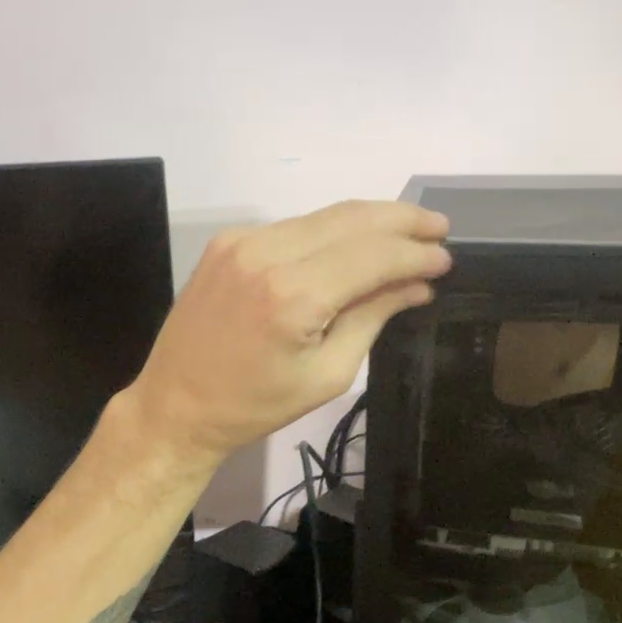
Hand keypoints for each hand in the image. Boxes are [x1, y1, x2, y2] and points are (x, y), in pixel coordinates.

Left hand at [121, 200, 450, 464]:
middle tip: (439, 228)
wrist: (176, 406)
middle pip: (350, 219)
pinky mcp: (226, 242)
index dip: (415, 253)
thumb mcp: (326, 375)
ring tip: (408, 230)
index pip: (373, 255)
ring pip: (322, 216)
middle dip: (401, 220)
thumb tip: (417, 284)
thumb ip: (372, 318)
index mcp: (293, 295)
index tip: (445, 257)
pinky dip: (329, 231)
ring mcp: (241, 241)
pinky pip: (292, 227)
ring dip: (368, 221)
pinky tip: (353, 244)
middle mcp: (266, 253)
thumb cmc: (254, 405)